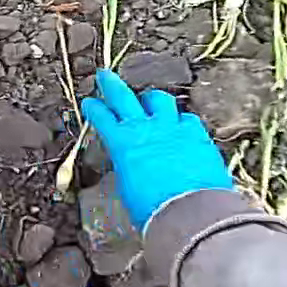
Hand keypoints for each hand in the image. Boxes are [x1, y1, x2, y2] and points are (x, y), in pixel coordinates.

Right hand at [81, 70, 234, 229]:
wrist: (190, 211)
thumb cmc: (153, 209)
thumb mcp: (129, 189)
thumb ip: (129, 168)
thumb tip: (132, 165)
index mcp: (123, 143)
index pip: (102, 118)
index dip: (94, 109)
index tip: (90, 102)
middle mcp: (145, 128)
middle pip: (124, 97)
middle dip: (111, 84)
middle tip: (105, 75)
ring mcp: (172, 126)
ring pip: (160, 99)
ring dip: (152, 99)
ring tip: (150, 99)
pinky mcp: (196, 133)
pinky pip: (187, 118)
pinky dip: (182, 121)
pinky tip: (182, 126)